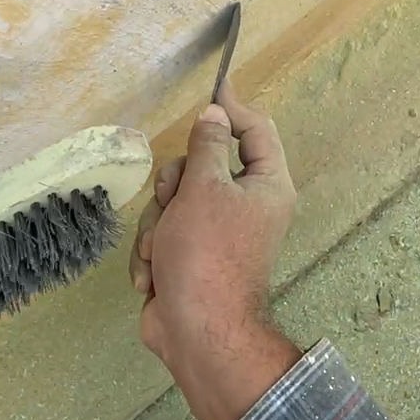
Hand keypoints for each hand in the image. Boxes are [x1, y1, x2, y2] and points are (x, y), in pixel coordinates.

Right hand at [130, 81, 300, 419]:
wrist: (196, 333)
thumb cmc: (207, 253)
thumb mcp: (205, 187)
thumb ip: (207, 146)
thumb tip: (215, 114)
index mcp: (265, 185)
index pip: (256, 129)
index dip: (233, 107)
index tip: (213, 87)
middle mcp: (245, 204)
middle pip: (202, 163)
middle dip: (176, 183)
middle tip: (174, 200)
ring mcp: (214, 231)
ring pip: (175, 198)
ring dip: (159, 223)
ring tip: (162, 250)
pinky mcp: (188, 253)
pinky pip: (164, 230)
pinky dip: (154, 250)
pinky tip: (154, 274)